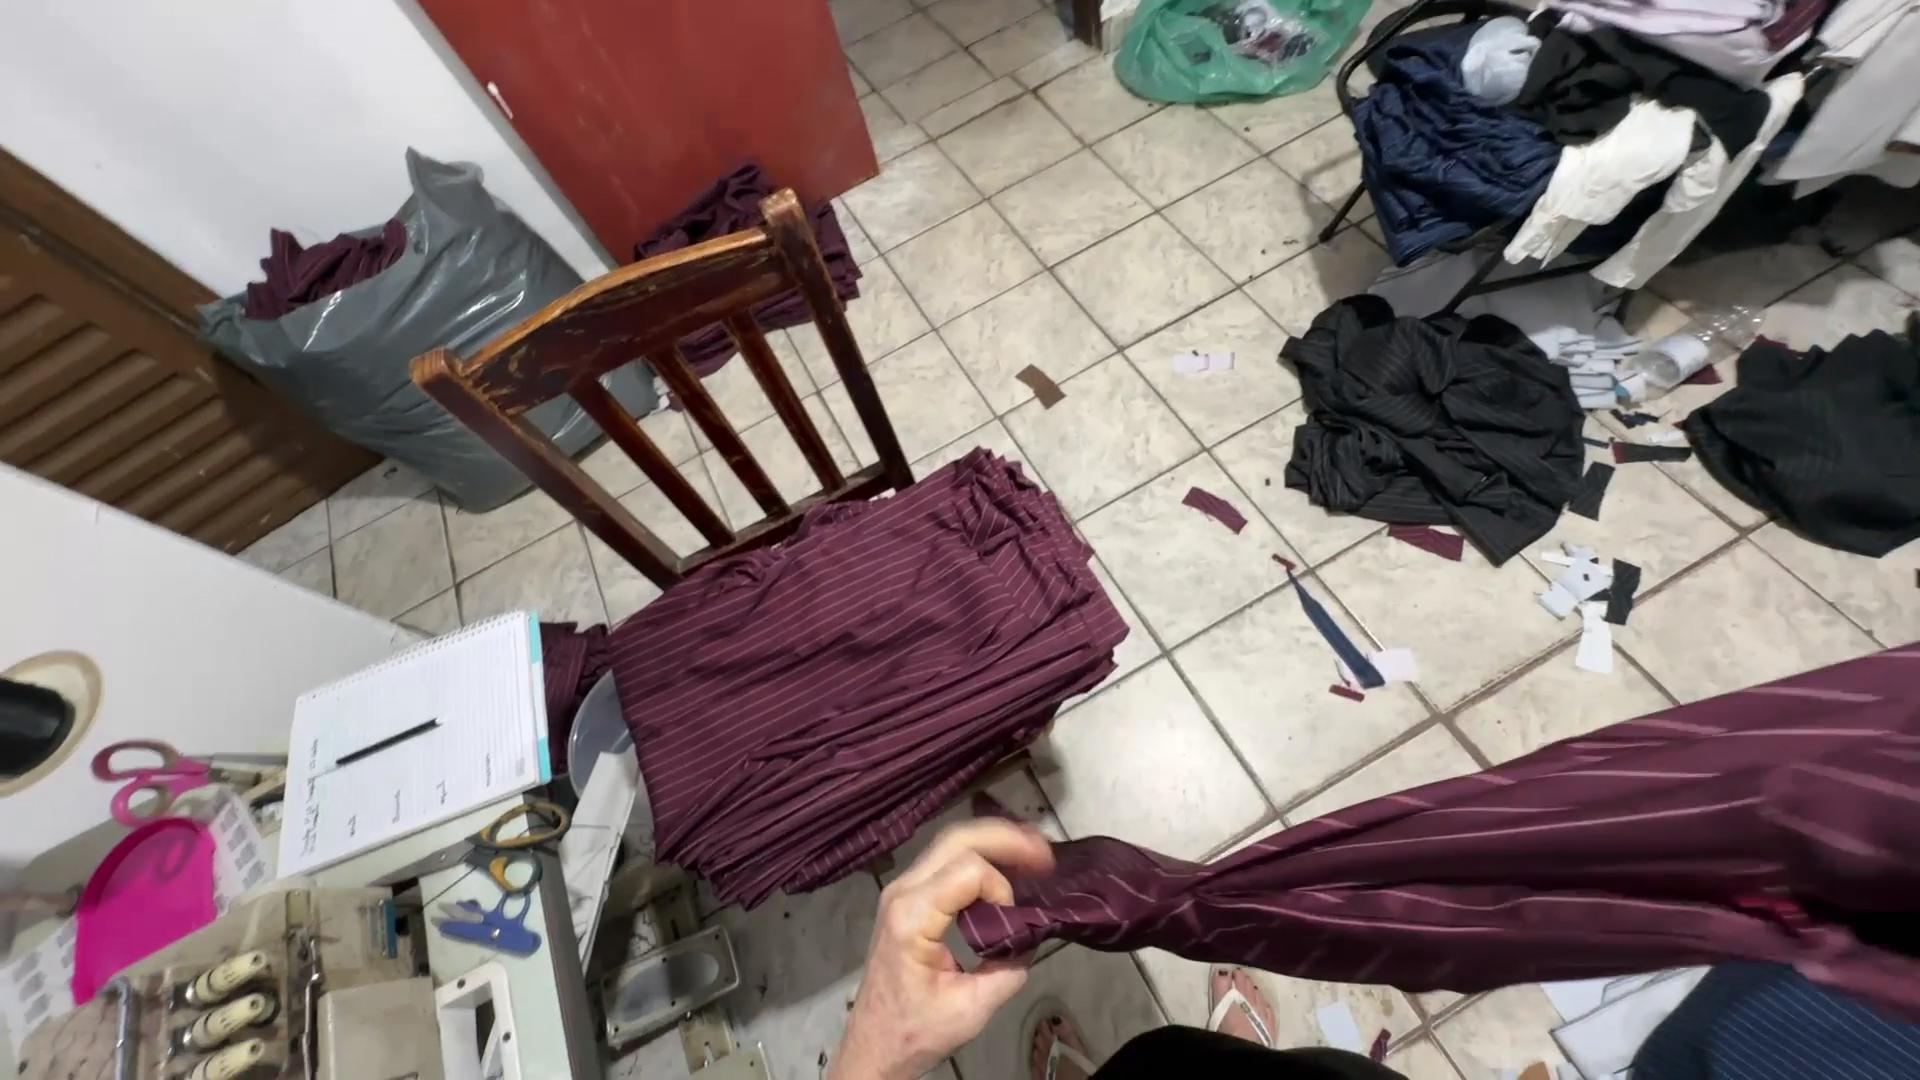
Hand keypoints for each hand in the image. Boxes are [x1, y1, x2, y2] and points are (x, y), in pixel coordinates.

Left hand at [828, 820, 1055, 1079]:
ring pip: (950, 841)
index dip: (1000, 887)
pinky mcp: (908, 892)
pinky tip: (1004, 862)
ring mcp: (902, 887)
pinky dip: (979, 853)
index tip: (1011, 921)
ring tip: (1031, 848)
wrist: (872, 1045)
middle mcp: (903, 890)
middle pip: (957, 839)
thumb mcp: (970, 1011)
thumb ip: (1007, 971)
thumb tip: (1030, 937)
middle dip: (1005, 837)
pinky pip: (944, 857)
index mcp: (912, 917)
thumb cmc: (914, 1032)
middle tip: (1043, 852)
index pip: (967, 871)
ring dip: (993, 839)